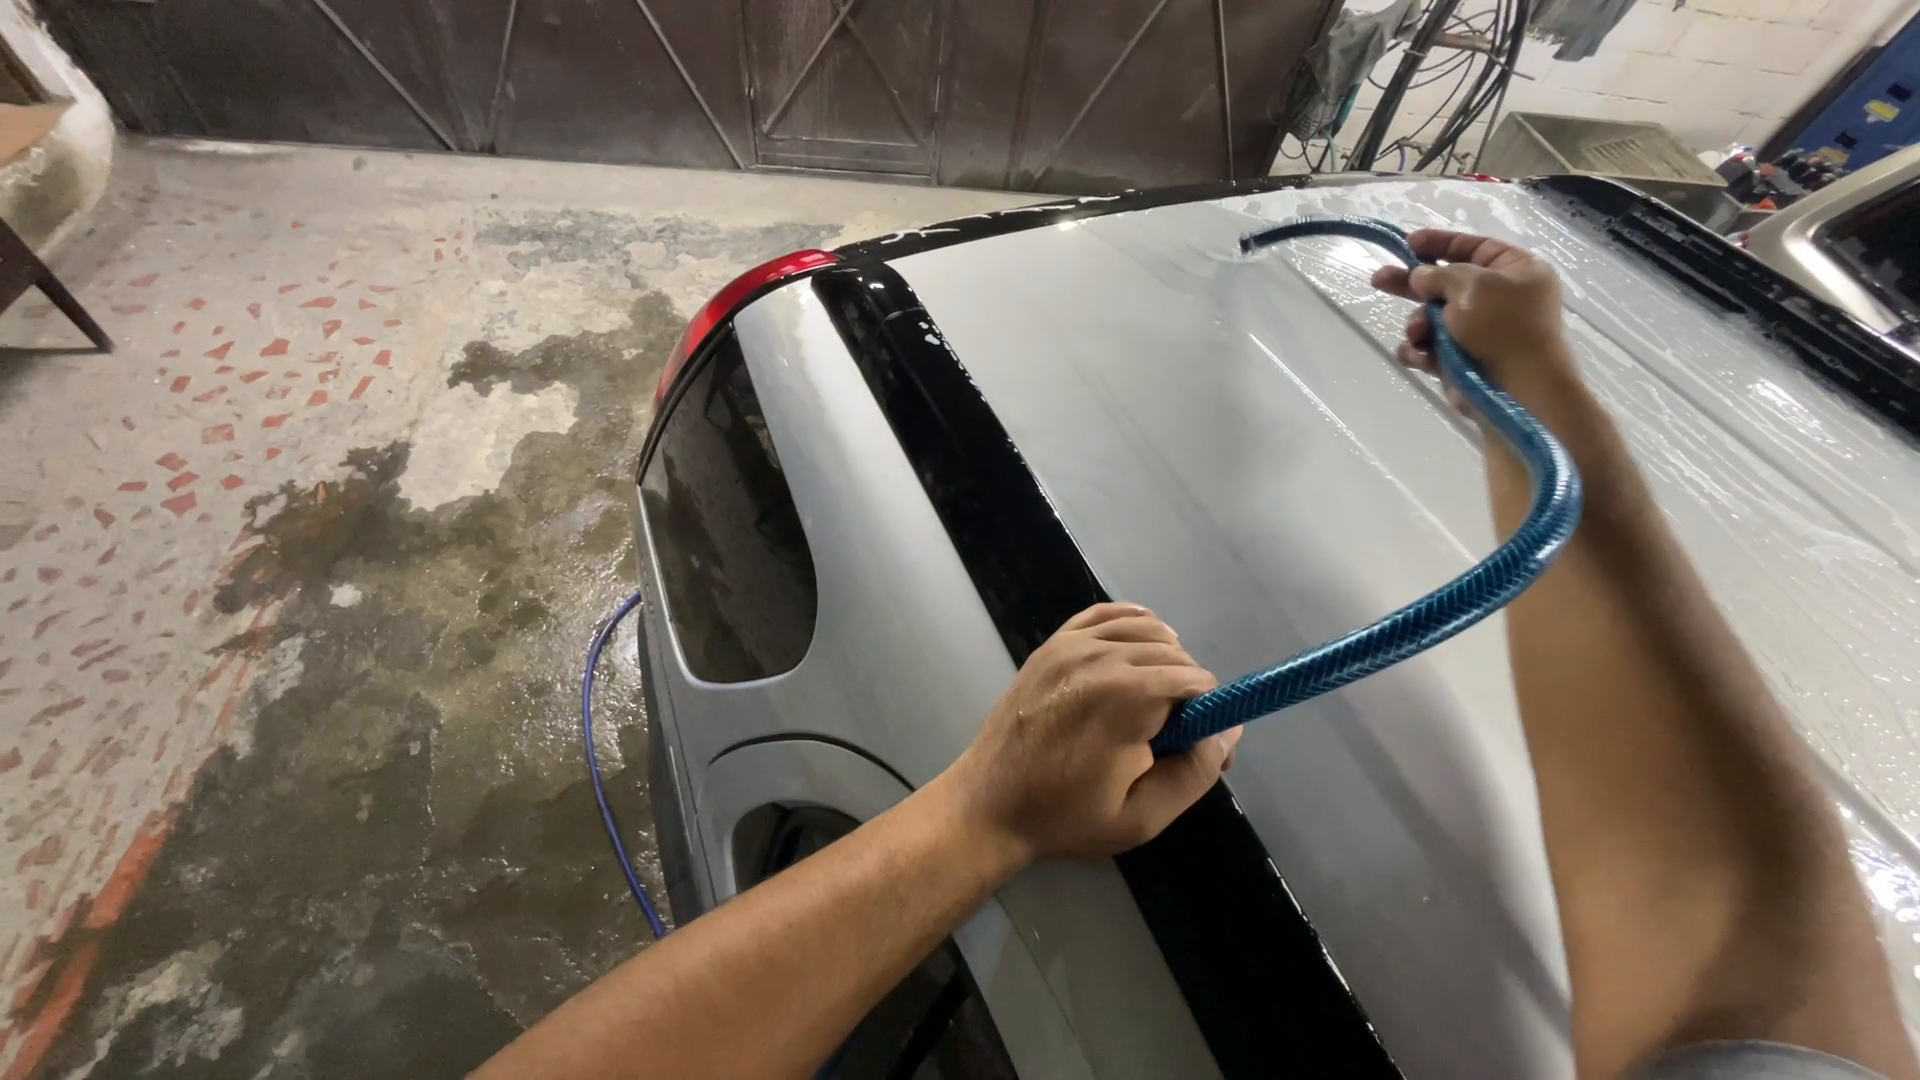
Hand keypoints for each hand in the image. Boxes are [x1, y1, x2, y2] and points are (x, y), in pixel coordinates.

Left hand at [944, 603, 1240, 865]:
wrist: (988, 804)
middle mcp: (1102, 656)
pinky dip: (1130, 622)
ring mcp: (1071, 644)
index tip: (1199, 746)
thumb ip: (1196, 771)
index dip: (1209, 714)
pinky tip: (1137, 645)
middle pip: (1174, 655)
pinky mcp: (1051, 644)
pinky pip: (1105, 614)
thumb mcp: (1142, 815)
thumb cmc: (1065, 816)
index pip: (1196, 682)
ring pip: (1146, 629)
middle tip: (1178, 735)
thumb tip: (1230, 728)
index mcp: (1127, 696)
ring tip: (1154, 701)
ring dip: (1163, 658)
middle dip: (1188, 690)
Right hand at [1369, 229, 1578, 403]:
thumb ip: (1440, 275)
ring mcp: (1476, 331)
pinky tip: (1419, 356)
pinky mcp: (1458, 359)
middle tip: (1379, 279)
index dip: (1440, 243)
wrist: (1515, 388)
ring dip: (1417, 325)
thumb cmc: (1502, 327)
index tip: (1408, 242)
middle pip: (1444, 284)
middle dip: (1411, 285)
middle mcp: (1497, 298)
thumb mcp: (1472, 286)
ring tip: (1418, 335)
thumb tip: (1420, 276)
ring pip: (1429, 319)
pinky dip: (1419, 351)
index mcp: (1515, 271)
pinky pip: (1427, 348)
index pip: (1473, 248)